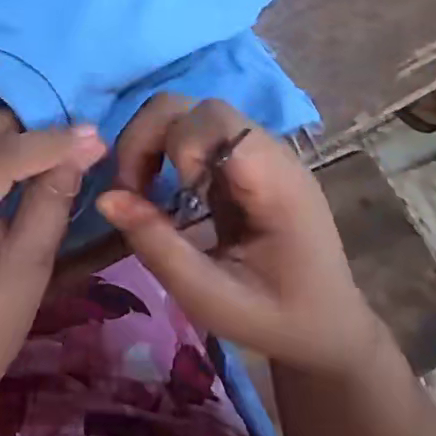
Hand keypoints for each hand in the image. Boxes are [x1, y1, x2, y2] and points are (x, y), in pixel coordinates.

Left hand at [0, 109, 106, 411]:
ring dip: (20, 138)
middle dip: (36, 135)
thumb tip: (86, 144)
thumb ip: (53, 198)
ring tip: (63, 153)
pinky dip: (2, 148)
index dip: (50, 142)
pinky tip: (31, 162)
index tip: (97, 134)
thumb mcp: (30, 264)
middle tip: (83, 146)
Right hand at [96, 95, 379, 375]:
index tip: (158, 199)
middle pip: (194, 106)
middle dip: (149, 137)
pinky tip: (164, 189)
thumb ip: (159, 247)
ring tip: (142, 189)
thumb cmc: (277, 320)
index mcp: (276, 181)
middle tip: (132, 189)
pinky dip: (165, 149)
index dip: (175, 147)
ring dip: (153, 141)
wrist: (329, 329)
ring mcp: (257, 150)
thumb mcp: (213, 300)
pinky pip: (194, 130)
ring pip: (189, 111)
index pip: (215, 121)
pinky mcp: (243, 157)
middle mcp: (269, 151)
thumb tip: (106, 197)